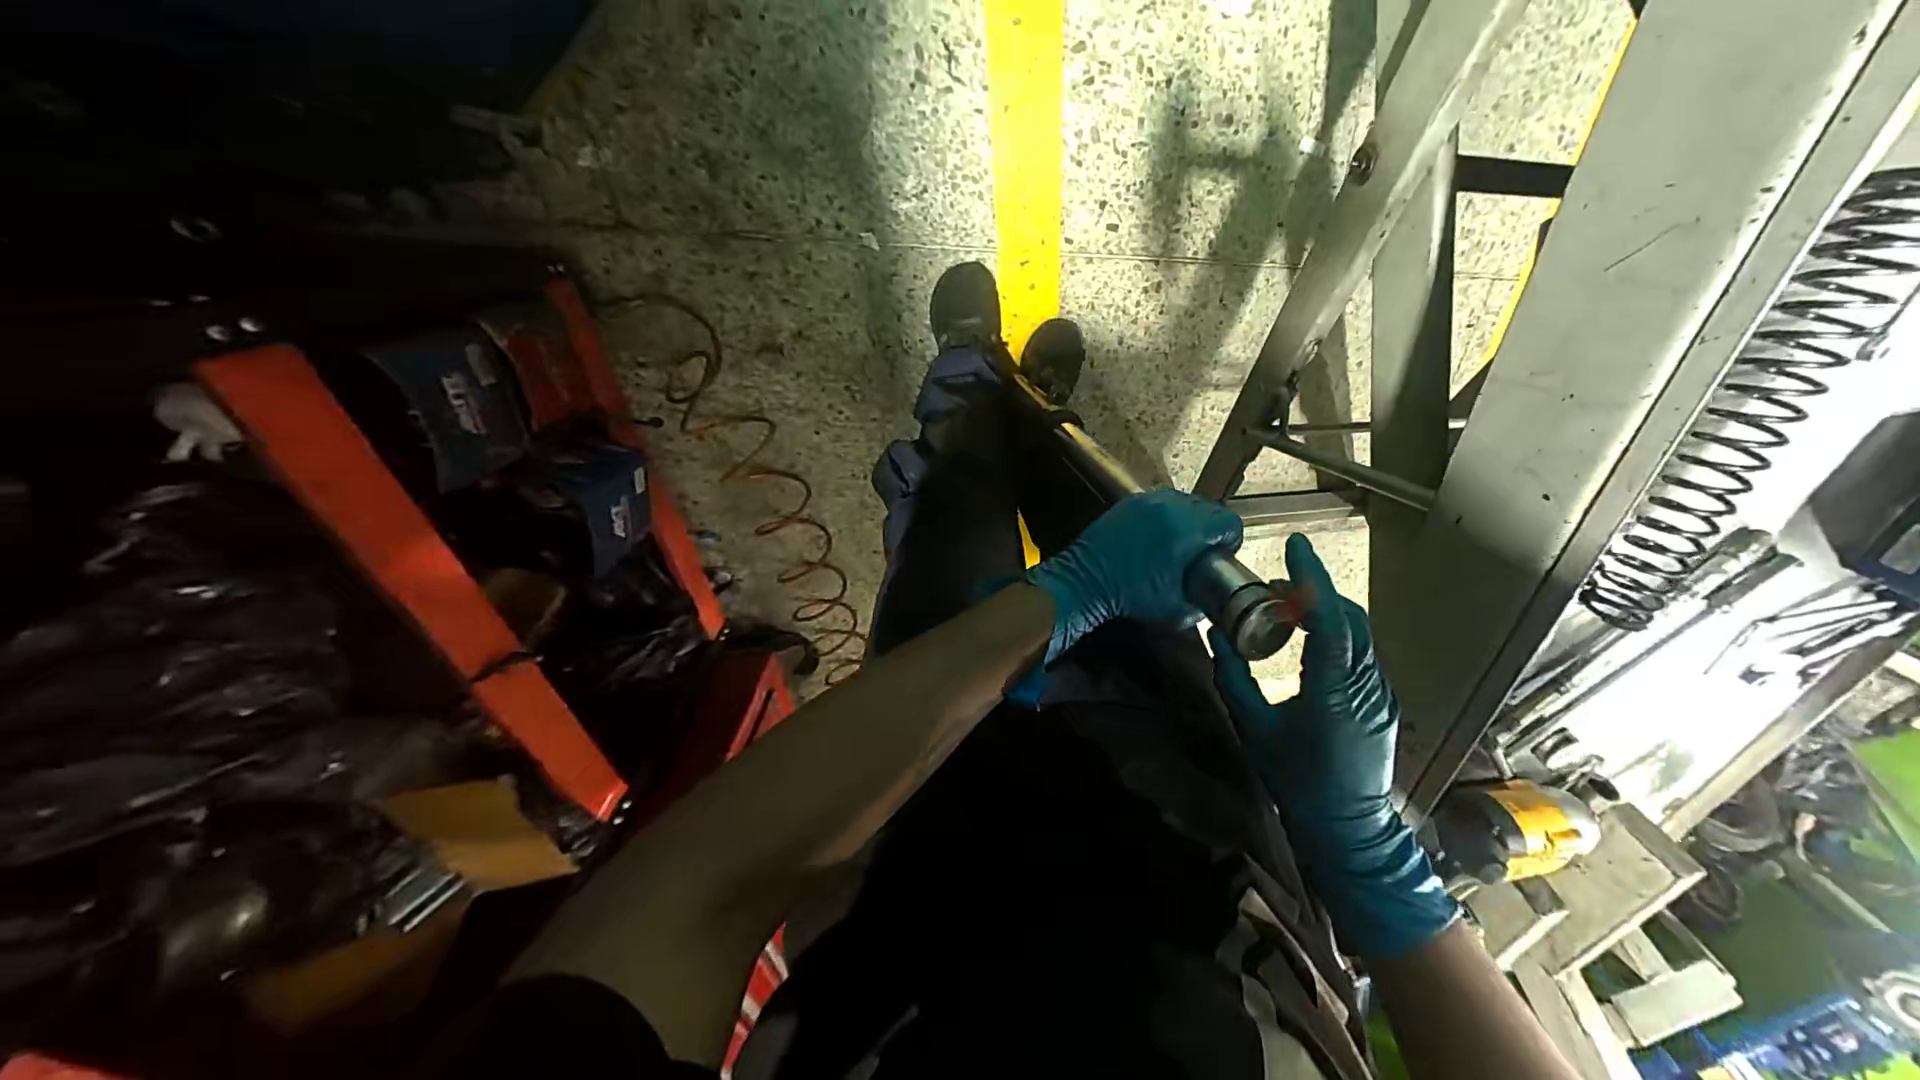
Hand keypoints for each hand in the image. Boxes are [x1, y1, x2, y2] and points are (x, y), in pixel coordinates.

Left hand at [1025, 489, 1241, 663]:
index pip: (1227, 522)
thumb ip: (1205, 597)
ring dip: (1189, 520)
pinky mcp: (1129, 502)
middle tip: (1200, 552)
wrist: (1085, 582)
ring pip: (1185, 502)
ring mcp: (1147, 501)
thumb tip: (1216, 592)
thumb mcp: (1176, 606)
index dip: (1230, 540)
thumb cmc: (1128, 595)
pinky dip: (1166, 516)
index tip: (1221, 555)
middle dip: (1210, 530)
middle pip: (1208, 509)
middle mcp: (1168, 507)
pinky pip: (1161, 502)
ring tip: (1179, 544)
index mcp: (1185, 530)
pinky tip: (1158, 537)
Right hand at [1208, 533, 1457, 959]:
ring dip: (1325, 612)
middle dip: (1315, 592)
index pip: (1331, 621)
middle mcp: (1366, 686)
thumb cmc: (1295, 780)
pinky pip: (1361, 653)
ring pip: (1359, 635)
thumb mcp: (1253, 729)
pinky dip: (1336, 633)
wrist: (1350, 829)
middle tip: (1276, 587)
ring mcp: (1381, 694)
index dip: (1313, 580)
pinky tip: (1309, 641)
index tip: (1296, 547)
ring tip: (1287, 609)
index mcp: (1332, 692)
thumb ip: (1234, 679)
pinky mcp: (1383, 702)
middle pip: (1349, 620)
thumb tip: (1218, 637)